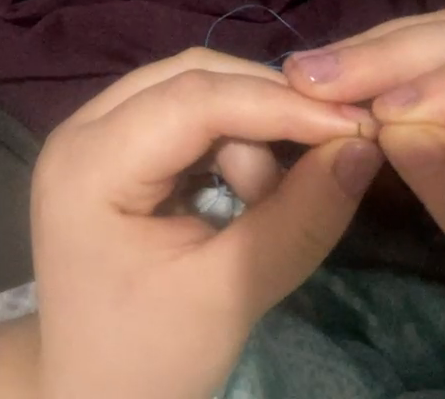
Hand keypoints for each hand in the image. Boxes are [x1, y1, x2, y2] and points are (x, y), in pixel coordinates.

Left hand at [32, 48, 383, 398]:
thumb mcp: (230, 294)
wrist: (91, 398)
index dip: (278, 104)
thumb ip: (300, 217)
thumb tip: (364, 146)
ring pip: (189, 88)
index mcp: (88, 164)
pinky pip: (182, 112)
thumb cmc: (149, 359)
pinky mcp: (112, 145)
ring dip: (247, 128)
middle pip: (188, 77)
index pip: (192, 100)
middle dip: (264, 107)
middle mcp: (80, 127)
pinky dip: (229, 137)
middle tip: (325, 148)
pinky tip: (245, 186)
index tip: (353, 123)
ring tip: (264, 200)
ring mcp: (91, 132)